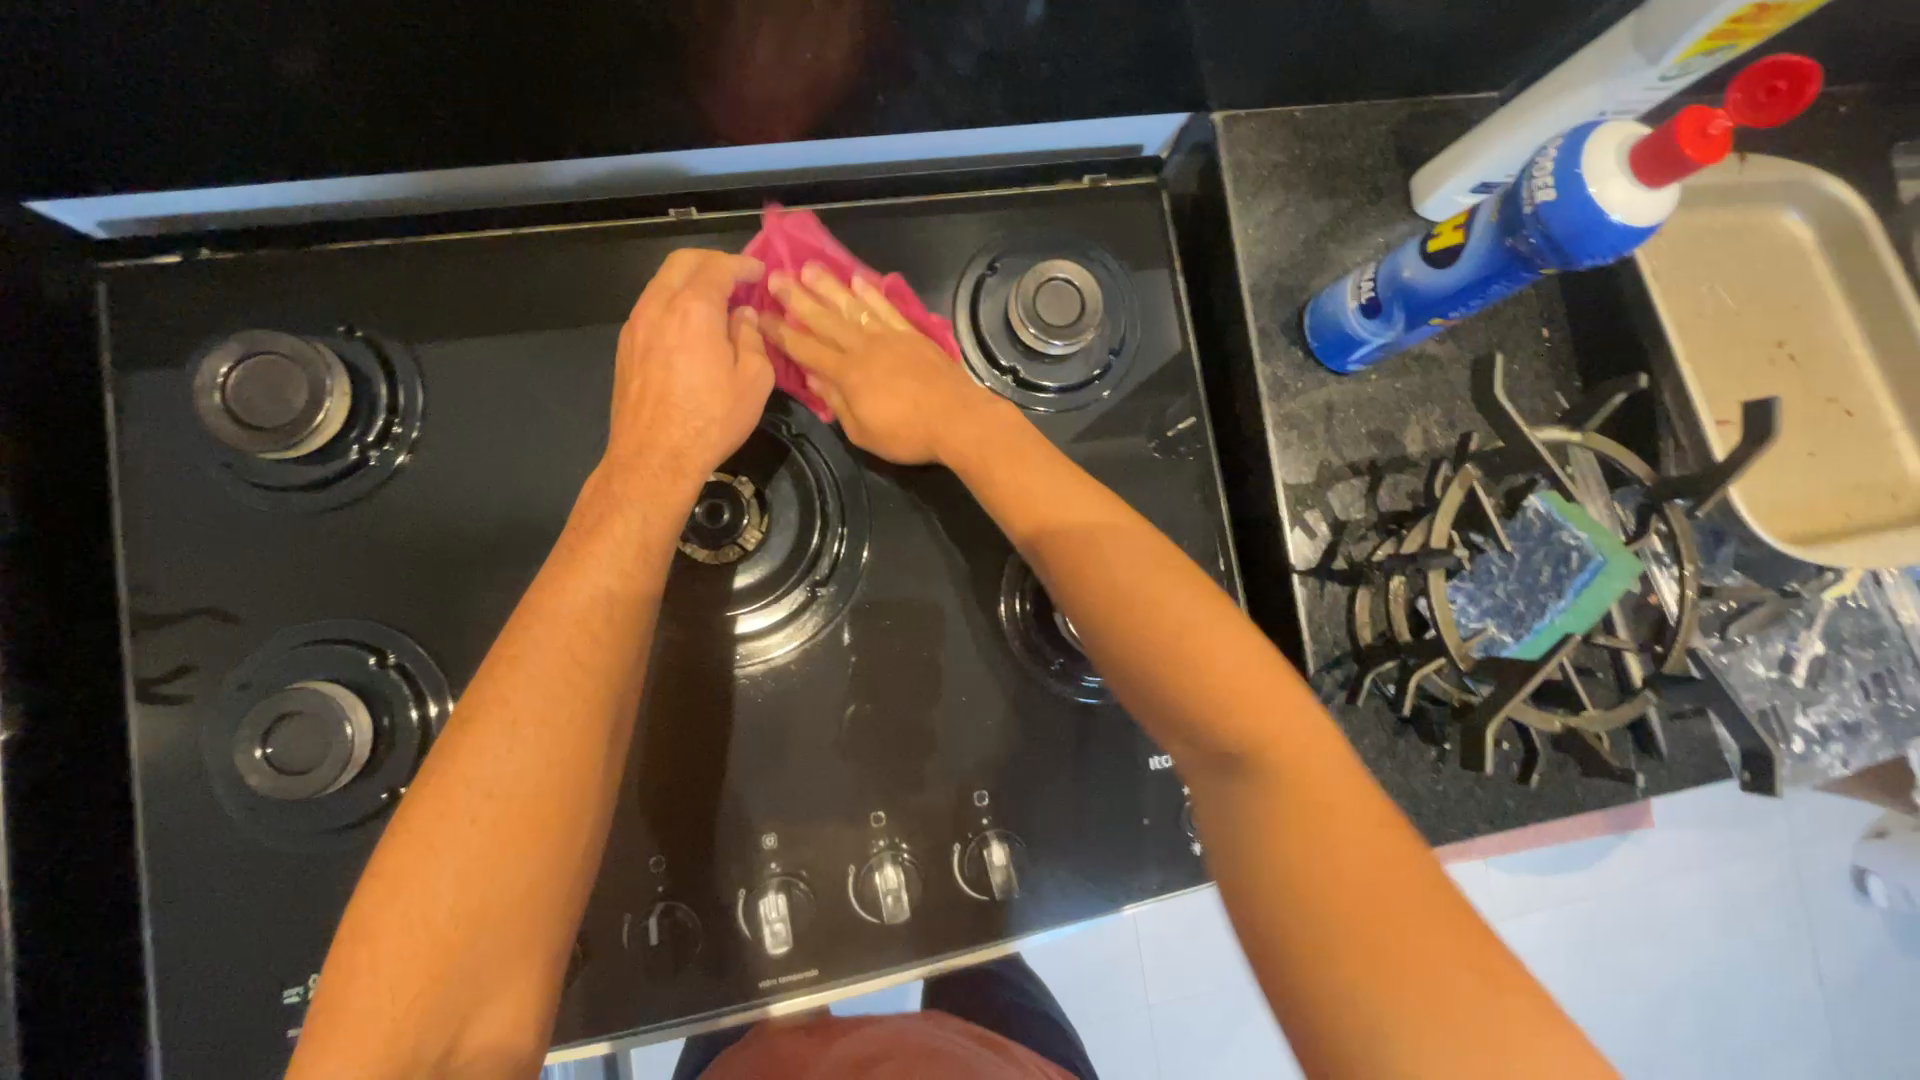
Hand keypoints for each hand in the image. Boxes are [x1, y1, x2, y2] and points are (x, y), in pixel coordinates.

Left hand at [604, 249, 771, 494]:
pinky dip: (674, 304)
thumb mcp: (753, 381)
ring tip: (715, 303)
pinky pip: (652, 309)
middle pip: (681, 263)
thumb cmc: (712, 420)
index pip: (717, 267)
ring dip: (689, 283)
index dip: (742, 264)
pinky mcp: (626, 347)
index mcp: (694, 309)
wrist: (655, 457)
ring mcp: (636, 326)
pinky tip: (691, 329)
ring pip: (662, 284)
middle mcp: (658, 307)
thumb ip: (752, 339)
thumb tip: (743, 317)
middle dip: (711, 262)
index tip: (759, 272)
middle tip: (736, 277)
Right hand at [764, 263, 1008, 465]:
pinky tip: (857, 281)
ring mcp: (889, 337)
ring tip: (809, 268)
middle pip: (824, 319)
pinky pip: (886, 308)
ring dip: (829, 287)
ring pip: (853, 306)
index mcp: (847, 374)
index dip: (780, 333)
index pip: (805, 349)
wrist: (957, 419)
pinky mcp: (912, 334)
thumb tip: (815, 380)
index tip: (759, 317)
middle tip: (776, 278)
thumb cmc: (907, 434)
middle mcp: (863, 347)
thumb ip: (837, 404)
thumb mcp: (863, 432)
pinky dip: (871, 293)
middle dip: (797, 299)